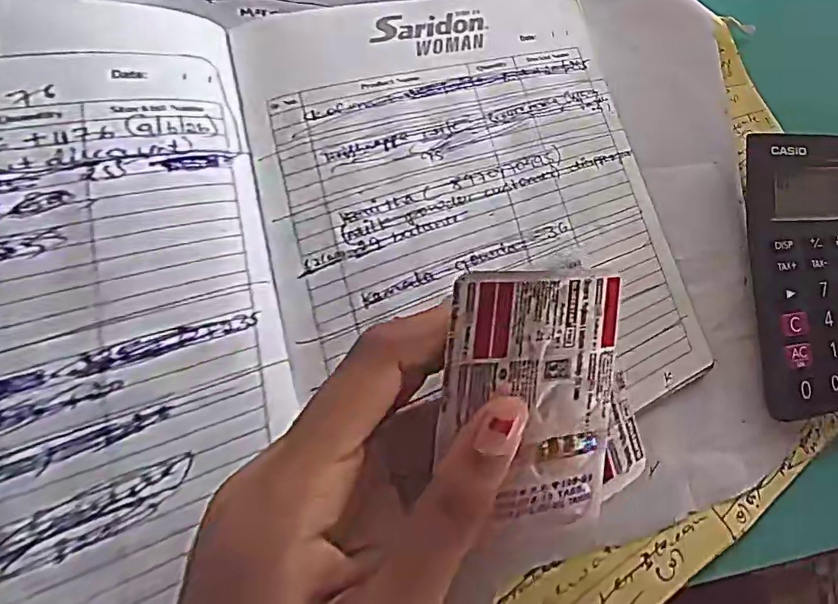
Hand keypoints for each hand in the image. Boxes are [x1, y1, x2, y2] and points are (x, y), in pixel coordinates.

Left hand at [179, 307, 528, 603]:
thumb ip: (449, 513)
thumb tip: (511, 409)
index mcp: (285, 486)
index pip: (376, 363)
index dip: (449, 324)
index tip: (522, 312)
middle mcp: (286, 477)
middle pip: (392, 390)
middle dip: (476, 371)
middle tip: (552, 360)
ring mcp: (301, 502)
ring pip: (399, 429)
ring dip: (471, 419)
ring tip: (545, 410)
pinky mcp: (319, 526)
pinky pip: (394, 469)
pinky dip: (449, 461)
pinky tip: (502, 467)